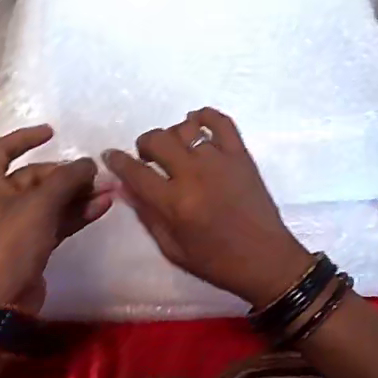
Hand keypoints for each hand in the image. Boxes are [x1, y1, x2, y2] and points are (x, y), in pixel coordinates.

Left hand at [0, 125, 111, 308]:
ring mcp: (15, 225)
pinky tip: (102, 206)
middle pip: (34, 177)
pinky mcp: (31, 246)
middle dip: (66, 174)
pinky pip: (56, 221)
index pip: (2, 151)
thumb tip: (88, 162)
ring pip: (50, 201)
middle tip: (95, 173)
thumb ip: (66, 180)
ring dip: (78, 194)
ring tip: (109, 189)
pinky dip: (76, 213)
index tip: (52, 132)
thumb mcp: (39, 205)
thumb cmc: (10, 243)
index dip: (24, 138)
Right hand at [102, 108, 314, 305]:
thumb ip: (146, 214)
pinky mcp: (241, 155)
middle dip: (145, 145)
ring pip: (185, 128)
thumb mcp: (172, 248)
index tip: (111, 156)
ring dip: (172, 135)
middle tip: (149, 158)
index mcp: (175, 203)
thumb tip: (124, 187)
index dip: (118, 161)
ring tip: (175, 149)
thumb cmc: (216, 261)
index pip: (135, 172)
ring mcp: (220, 161)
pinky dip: (205, 116)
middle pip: (157, 140)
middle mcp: (194, 175)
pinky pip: (221, 122)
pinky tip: (197, 123)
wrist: (265, 260)